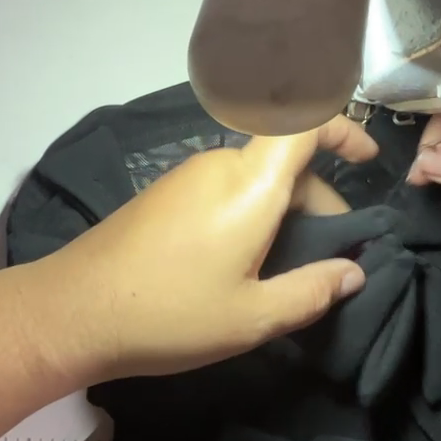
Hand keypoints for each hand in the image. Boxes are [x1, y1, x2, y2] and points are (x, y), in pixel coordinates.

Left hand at [43, 116, 377, 380]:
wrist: (73, 311)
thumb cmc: (169, 314)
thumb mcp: (251, 317)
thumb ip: (311, 291)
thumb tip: (354, 274)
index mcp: (249, 184)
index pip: (304, 123)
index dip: (343, 131)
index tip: (367, 160)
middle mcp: (218, 166)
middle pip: (284, 162)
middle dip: (318, 201)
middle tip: (329, 259)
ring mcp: (184, 177)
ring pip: (253, 179)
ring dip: (282, 212)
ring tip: (284, 270)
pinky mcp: (162, 195)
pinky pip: (223, 190)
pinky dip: (249, 214)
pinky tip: (241, 263)